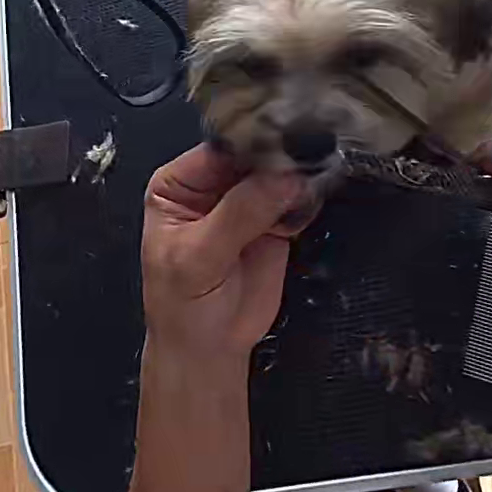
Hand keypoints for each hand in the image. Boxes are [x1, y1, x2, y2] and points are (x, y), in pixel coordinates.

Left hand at [141, 145, 305, 364]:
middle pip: (255, 157)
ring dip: (299, 179)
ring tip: (311, 185)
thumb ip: (239, 214)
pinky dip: (308, 200)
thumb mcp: (200, 257)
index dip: (253, 145)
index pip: (221, 150)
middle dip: (282, 159)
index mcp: (180, 183)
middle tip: (310, 159)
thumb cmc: (184, 304)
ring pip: (281, 175)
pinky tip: (307, 208)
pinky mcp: (276, 220)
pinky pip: (298, 198)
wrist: (211, 349)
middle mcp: (215, 184)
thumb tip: (286, 179)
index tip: (288, 142)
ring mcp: (248, 201)